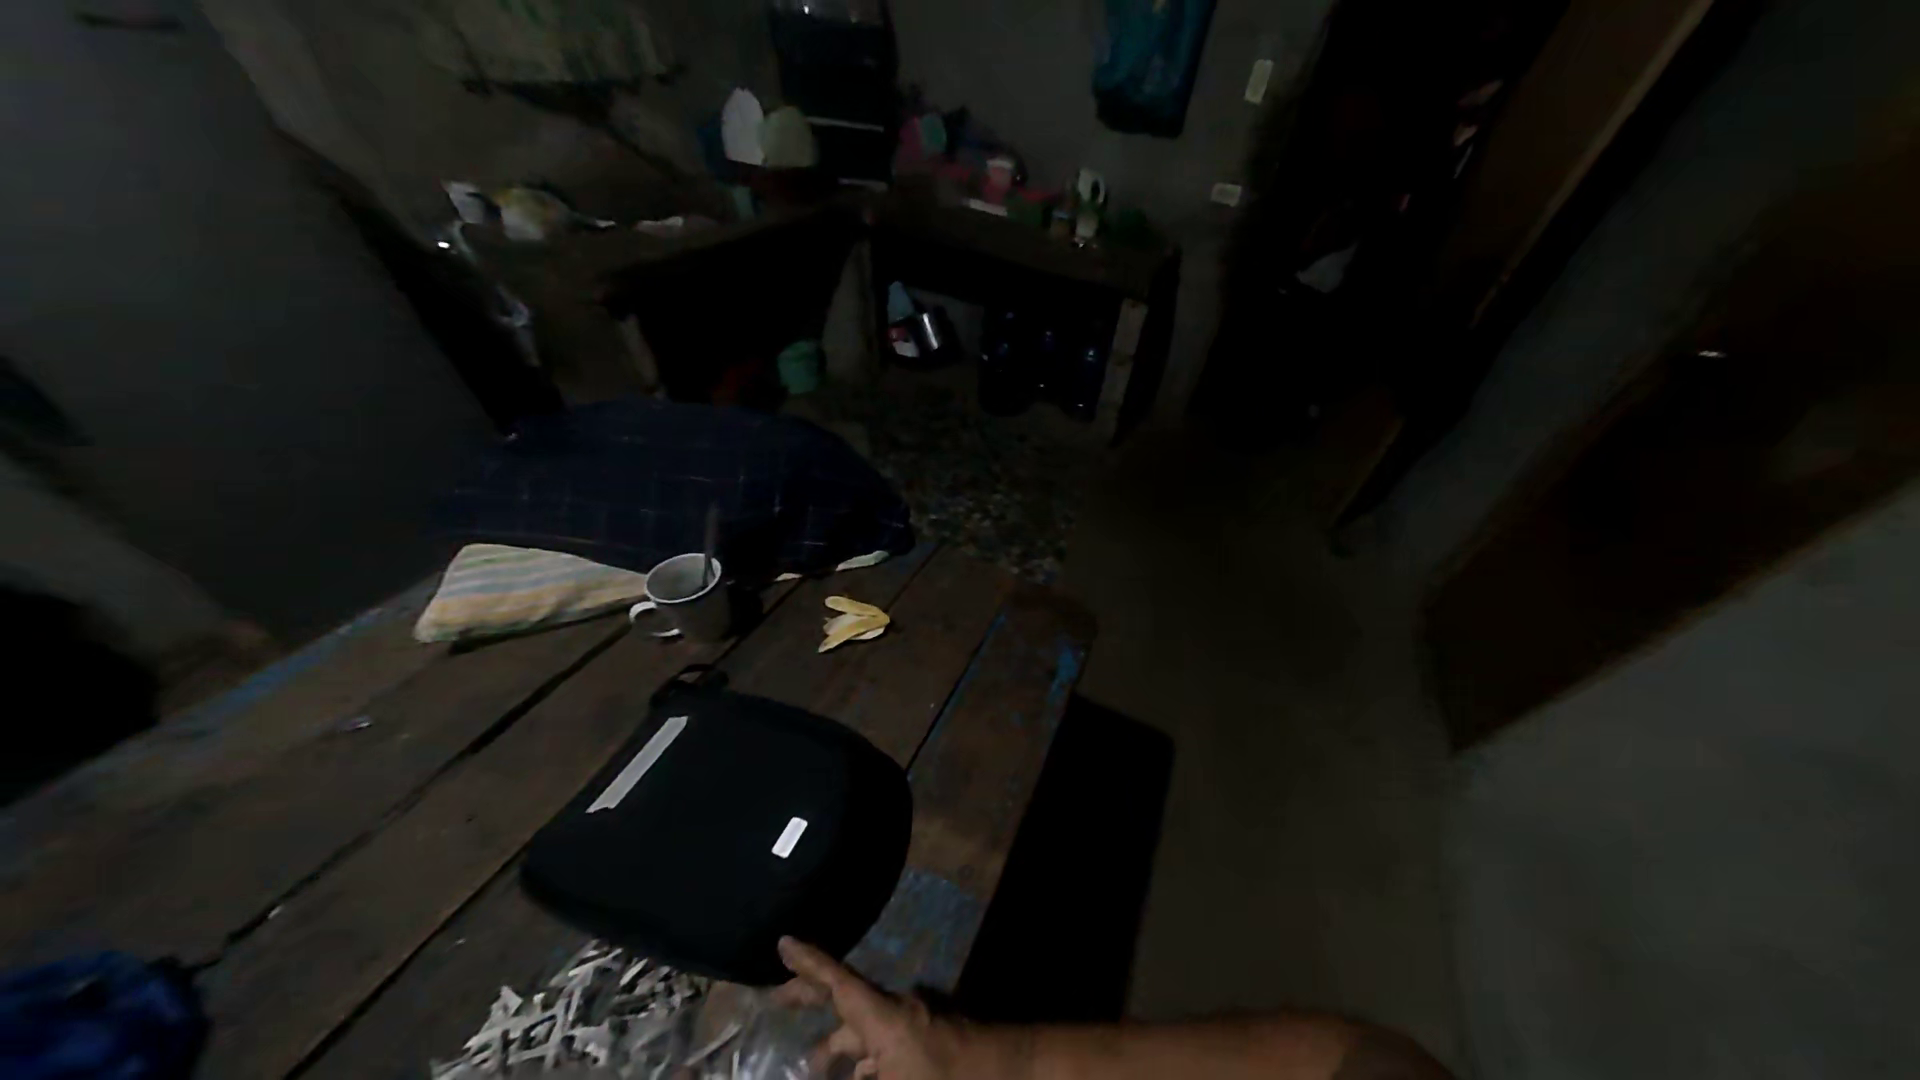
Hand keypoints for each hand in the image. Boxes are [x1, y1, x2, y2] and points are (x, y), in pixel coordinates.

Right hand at [775, 937, 982, 1079]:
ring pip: (865, 1028)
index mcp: (883, 1018)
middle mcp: (895, 1012)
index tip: (783, 942)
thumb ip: (858, 1077)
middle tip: (777, 999)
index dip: (808, 962)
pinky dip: (864, 1059)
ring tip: (809, 1065)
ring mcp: (913, 1024)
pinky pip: (884, 1044)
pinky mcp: (927, 1038)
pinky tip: (855, 1078)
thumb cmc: (949, 1076)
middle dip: (811, 997)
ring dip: (837, 1045)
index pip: (838, 981)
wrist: (1011, 1070)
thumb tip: (816, 1066)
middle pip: (845, 1000)